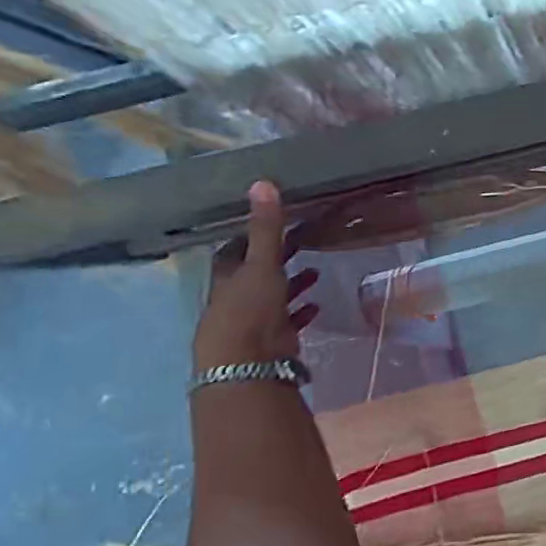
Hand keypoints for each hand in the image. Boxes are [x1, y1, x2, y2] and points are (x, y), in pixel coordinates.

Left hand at [193, 180, 320, 370]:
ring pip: (274, 297)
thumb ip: (266, 228)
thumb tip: (262, 182)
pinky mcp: (273, 340)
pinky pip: (289, 321)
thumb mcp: (261, 262)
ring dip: (293, 285)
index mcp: (227, 276)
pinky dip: (302, 312)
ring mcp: (254, 320)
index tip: (271, 225)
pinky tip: (317, 305)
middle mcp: (237, 296)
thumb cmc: (249, 308)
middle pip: (255, 273)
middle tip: (300, 245)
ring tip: (317, 272)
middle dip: (277, 260)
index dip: (251, 237)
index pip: (235, 250)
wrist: (248, 363)